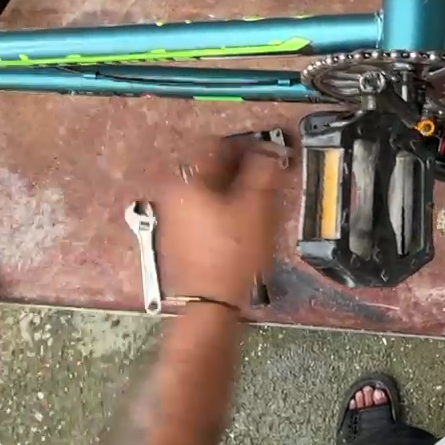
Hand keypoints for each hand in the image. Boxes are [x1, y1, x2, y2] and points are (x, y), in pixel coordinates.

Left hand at [157, 139, 280, 310]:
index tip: (266, 150)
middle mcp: (173, 195)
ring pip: (207, 188)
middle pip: (209, 167)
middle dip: (239, 166)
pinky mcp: (179, 236)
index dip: (245, 143)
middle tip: (264, 172)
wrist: (213, 300)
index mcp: (187, 182)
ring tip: (257, 195)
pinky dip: (222, 205)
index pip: (215, 145)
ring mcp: (173, 217)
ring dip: (232, 186)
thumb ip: (264, 170)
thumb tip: (271, 151)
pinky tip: (241, 218)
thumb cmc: (234, 253)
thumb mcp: (257, 206)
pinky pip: (202, 208)